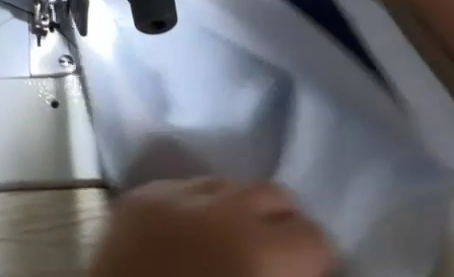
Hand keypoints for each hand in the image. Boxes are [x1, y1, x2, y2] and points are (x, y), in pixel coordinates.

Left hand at [88, 178, 333, 276]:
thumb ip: (283, 275)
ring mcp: (175, 192)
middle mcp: (222, 207)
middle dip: (280, 226)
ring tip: (226, 245)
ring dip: (236, 212)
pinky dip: (192, 209)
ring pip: (228, 185)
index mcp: (258, 250)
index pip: (313, 236)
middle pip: (274, 196)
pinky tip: (184, 238)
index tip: (307, 275)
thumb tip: (297, 269)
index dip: (314, 261)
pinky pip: (181, 188)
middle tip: (271, 261)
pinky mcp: (139, 195)